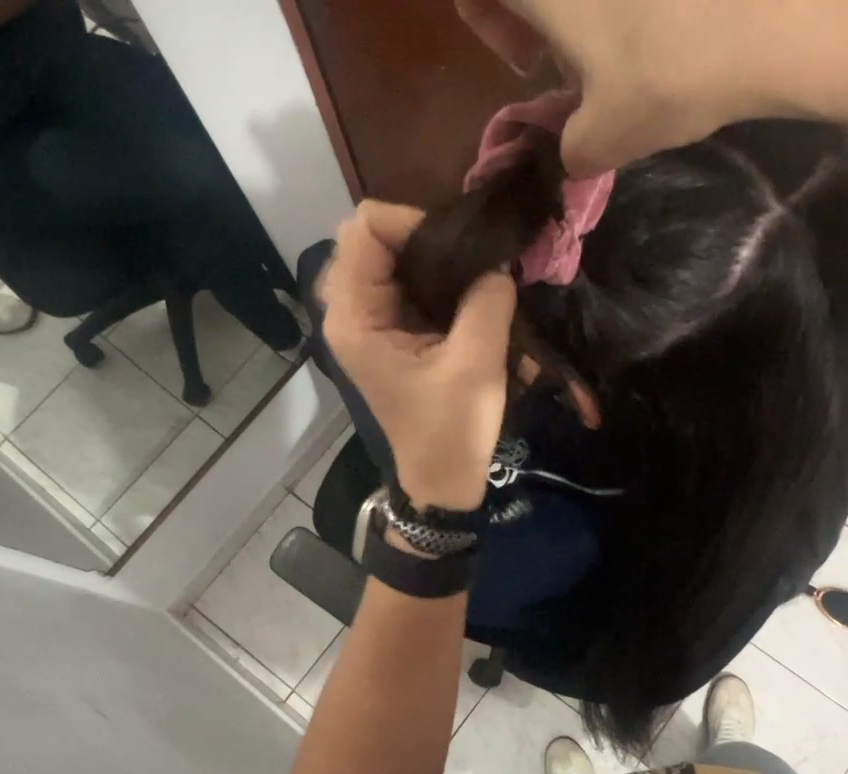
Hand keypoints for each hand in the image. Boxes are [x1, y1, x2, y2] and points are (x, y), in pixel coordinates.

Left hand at [319, 201, 514, 511]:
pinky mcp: (388, 331)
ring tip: (473, 276)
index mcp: (355, 317)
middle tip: (471, 262)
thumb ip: (488, 300)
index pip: (366, 227)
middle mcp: (349, 311)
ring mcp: (367, 321)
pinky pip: (404, 280)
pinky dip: (434, 277)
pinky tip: (465, 294)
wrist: (442, 479)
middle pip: (374, 236)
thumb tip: (498, 261)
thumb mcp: (476, 363)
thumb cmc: (452, 429)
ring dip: (432, 258)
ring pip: (390, 256)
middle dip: (425, 237)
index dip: (414, 221)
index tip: (462, 249)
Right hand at [456, 0, 847, 174]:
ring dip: (588, 7)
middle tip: (570, 57)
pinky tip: (668, 22)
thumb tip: (571, 158)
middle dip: (539, 11)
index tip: (526, 62)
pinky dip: (632, 4)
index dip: (484, 19)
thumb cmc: (667, 75)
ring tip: (624, 45)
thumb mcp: (605, 137)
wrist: (776, 20)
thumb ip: (571, 152)